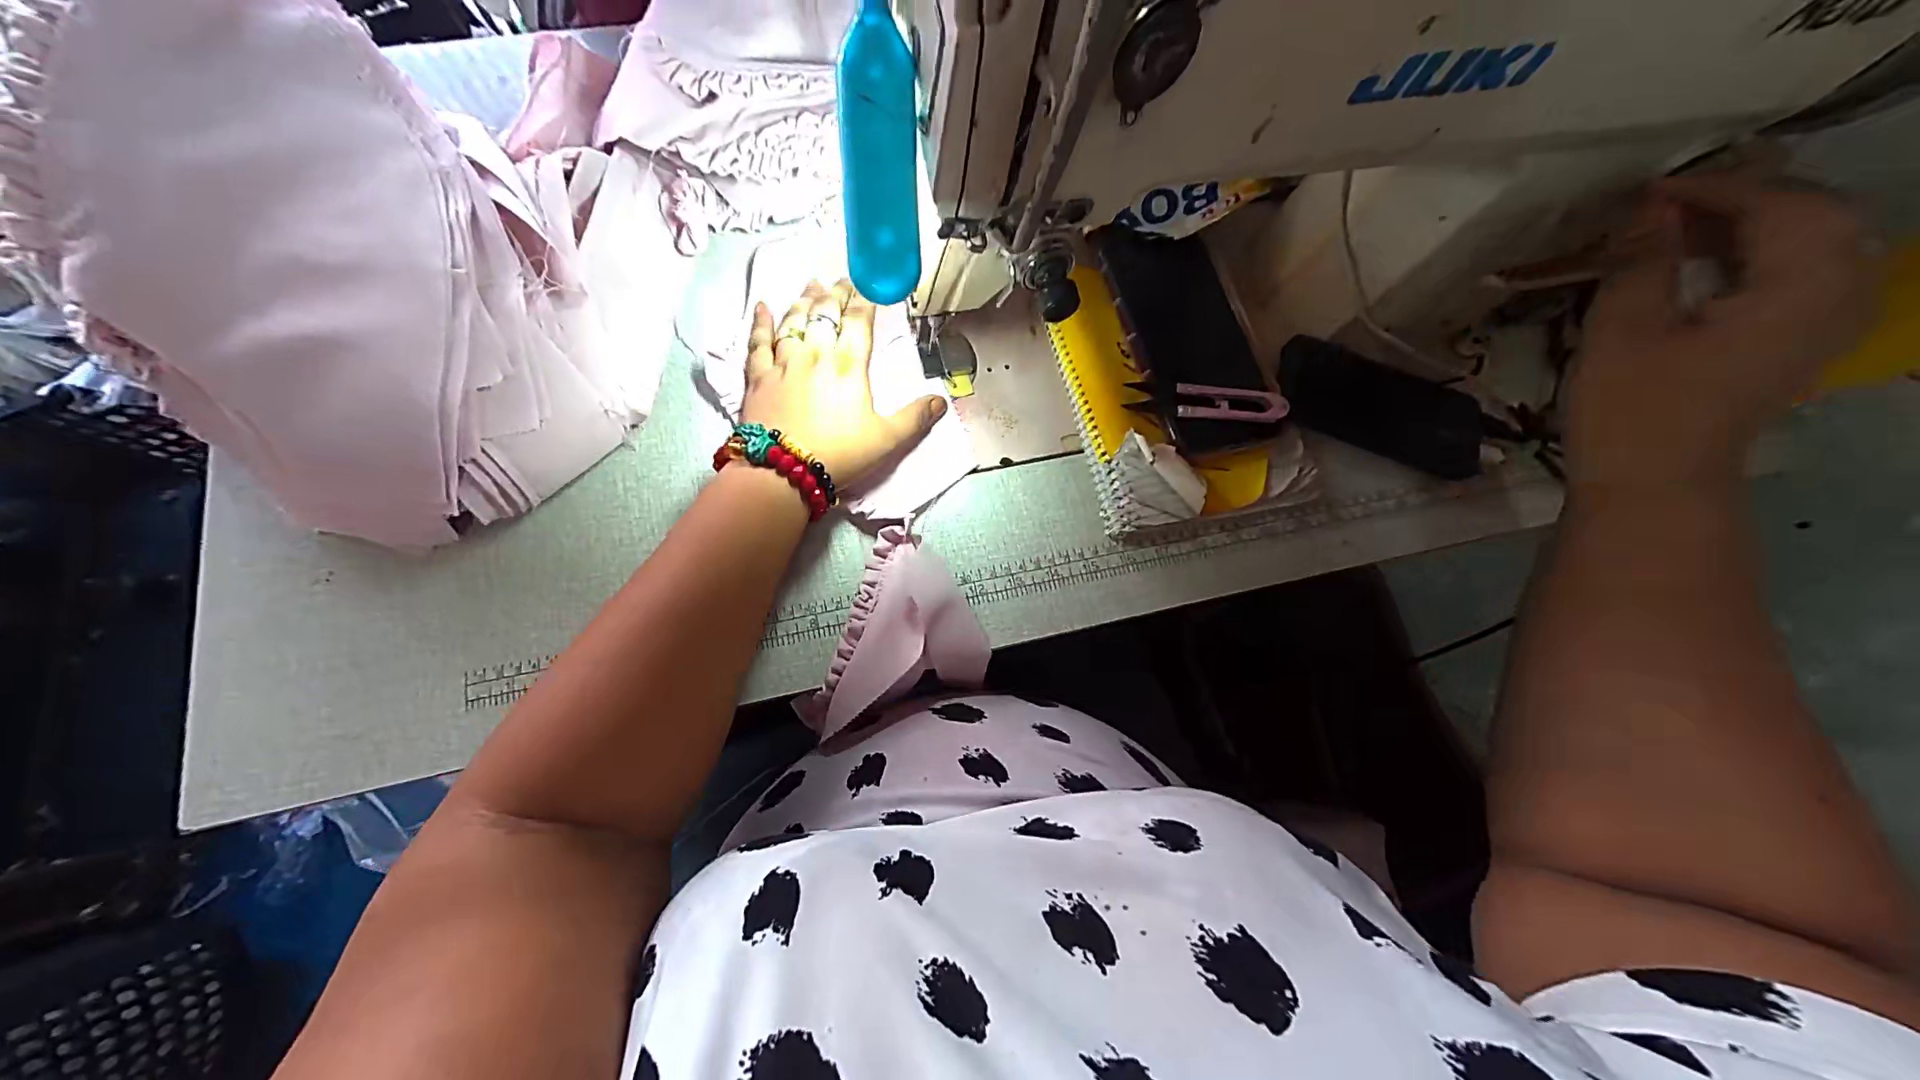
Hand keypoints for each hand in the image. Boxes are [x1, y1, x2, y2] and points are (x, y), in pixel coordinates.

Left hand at [738, 280, 944, 486]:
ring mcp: (784, 363)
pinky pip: (758, 341)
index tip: (867, 287)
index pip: (859, 323)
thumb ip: (914, 418)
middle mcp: (816, 355)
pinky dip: (761, 322)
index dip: (863, 301)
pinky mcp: (758, 377)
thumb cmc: (838, 454)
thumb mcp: (886, 440)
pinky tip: (762, 306)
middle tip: (841, 280)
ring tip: (811, 285)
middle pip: (826, 314)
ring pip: (794, 321)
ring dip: (804, 301)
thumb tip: (940, 402)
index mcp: (849, 366)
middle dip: (835, 294)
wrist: (783, 470)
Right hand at [1563, 170, 1882, 489]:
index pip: (1778, 205)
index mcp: (1801, 285)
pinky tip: (1712, 266)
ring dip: (1752, 227)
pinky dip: (1760, 257)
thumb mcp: (1622, 329)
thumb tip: (1649, 210)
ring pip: (1813, 244)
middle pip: (1813, 216)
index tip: (1647, 193)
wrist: (1654, 483)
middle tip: (1667, 208)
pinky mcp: (1800, 344)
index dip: (1713, 189)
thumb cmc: (1633, 409)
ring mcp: (1826, 323)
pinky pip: (1803, 276)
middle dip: (1742, 200)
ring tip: (1682, 232)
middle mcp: (1838, 294)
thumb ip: (1642, 260)